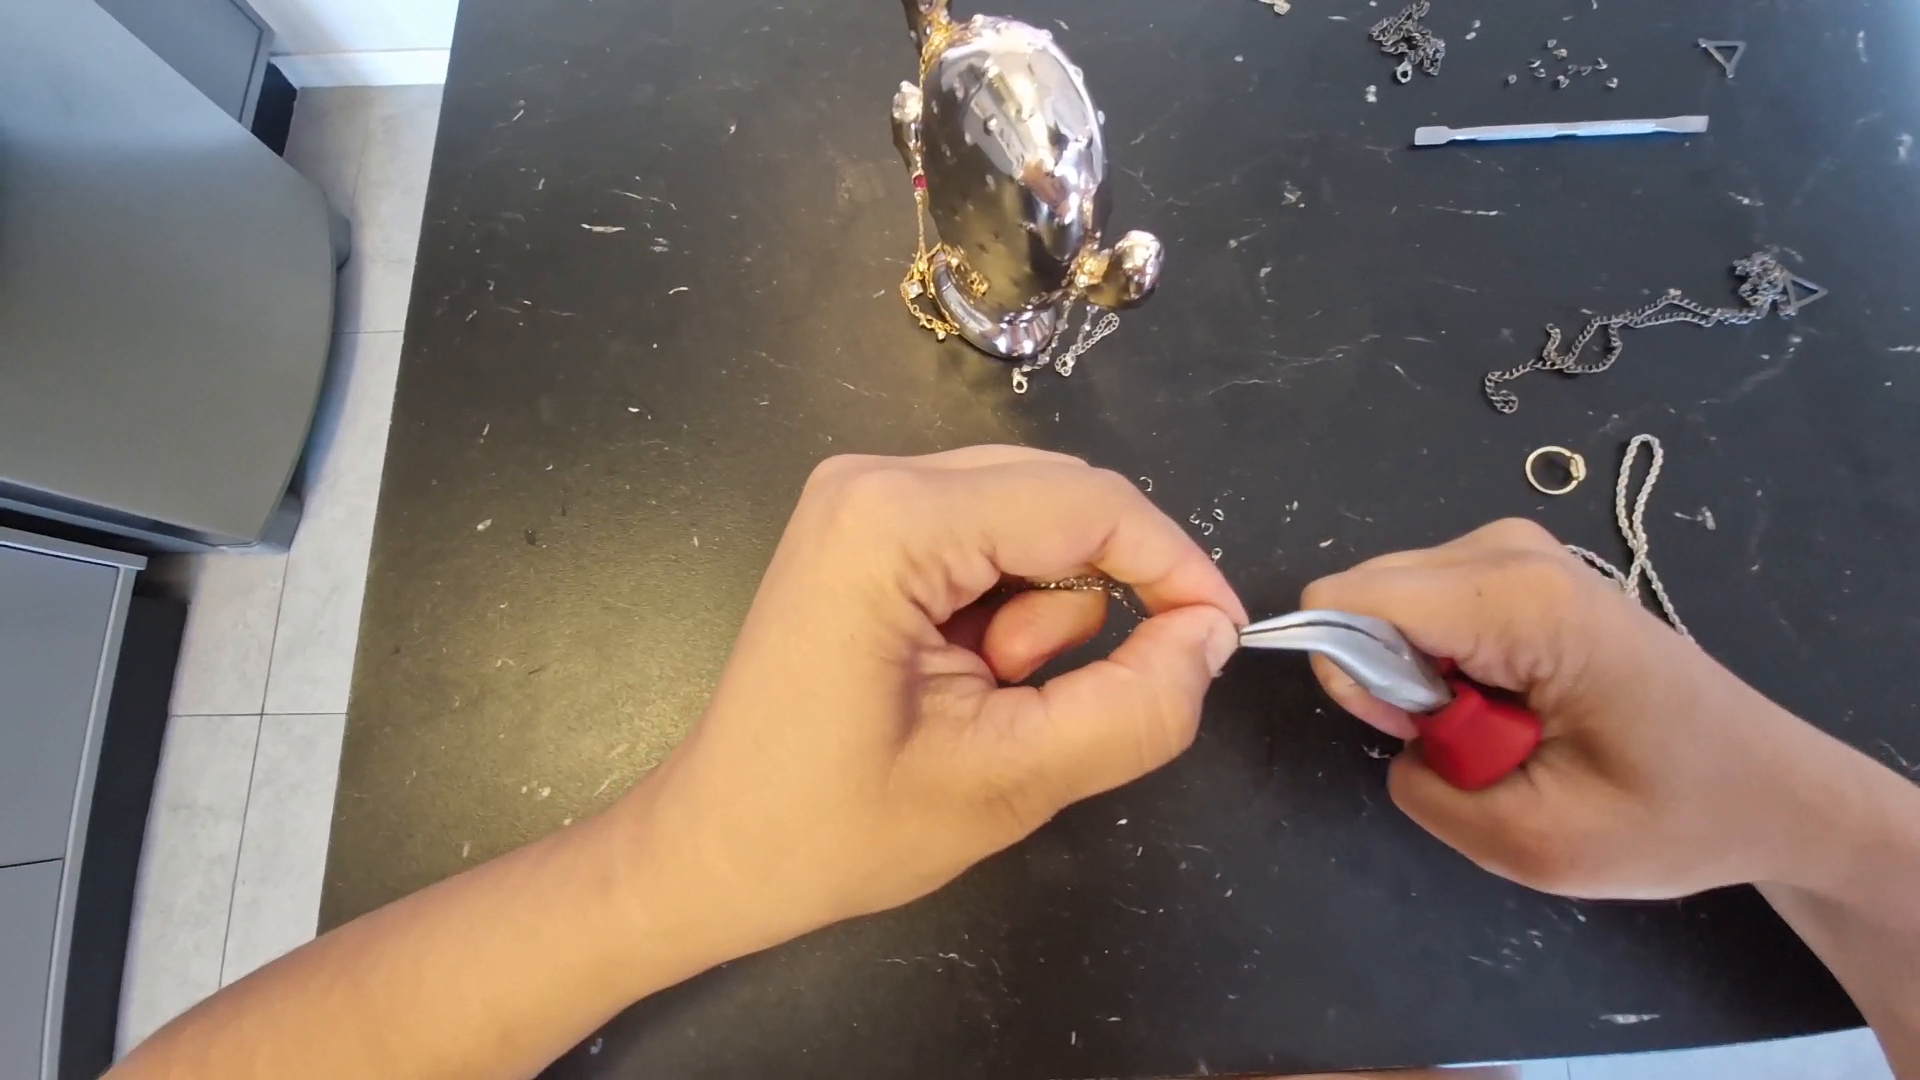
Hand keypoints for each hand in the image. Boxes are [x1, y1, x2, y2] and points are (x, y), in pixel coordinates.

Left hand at [626, 447, 1245, 950]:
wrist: (716, 844)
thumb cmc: (836, 828)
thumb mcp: (1008, 781)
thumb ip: (1135, 707)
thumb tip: (1210, 635)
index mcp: (892, 520)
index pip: (1085, 504)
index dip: (1174, 565)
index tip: (1220, 637)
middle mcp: (875, 478)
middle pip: (1059, 500)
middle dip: (1088, 600)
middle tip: (1044, 692)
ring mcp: (864, 494)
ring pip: (1031, 522)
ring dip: (1039, 614)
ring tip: (981, 690)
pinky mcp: (867, 523)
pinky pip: (988, 539)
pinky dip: (1004, 607)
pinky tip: (958, 667)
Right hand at [1302, 519, 1855, 900]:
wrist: (1775, 789)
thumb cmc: (1673, 816)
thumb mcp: (1535, 845)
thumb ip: (1423, 791)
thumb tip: (1395, 737)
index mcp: (1517, 603)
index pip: (1346, 600)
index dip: (1349, 673)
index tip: (1415, 727)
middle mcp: (1505, 551)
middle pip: (1359, 597)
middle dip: (1383, 673)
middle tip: (1458, 730)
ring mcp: (1510, 548)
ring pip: (1380, 599)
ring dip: (1407, 668)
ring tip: (1484, 716)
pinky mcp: (1511, 563)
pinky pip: (1412, 599)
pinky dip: (1430, 653)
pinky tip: (1493, 689)